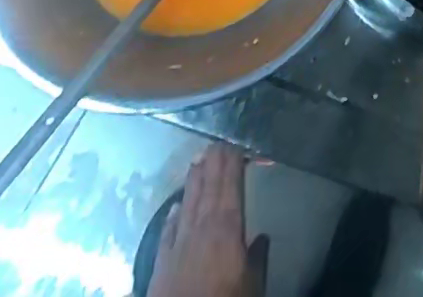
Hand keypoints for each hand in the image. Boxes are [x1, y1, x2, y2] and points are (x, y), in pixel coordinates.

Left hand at [146, 145, 269, 296]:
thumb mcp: (253, 285)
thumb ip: (257, 259)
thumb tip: (262, 238)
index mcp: (228, 226)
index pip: (231, 183)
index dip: (235, 161)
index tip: (238, 142)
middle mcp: (202, 227)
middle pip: (209, 186)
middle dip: (214, 162)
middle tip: (219, 140)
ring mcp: (179, 243)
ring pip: (188, 201)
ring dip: (194, 179)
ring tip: (199, 159)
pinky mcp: (161, 262)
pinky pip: (168, 230)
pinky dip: (173, 214)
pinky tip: (174, 206)